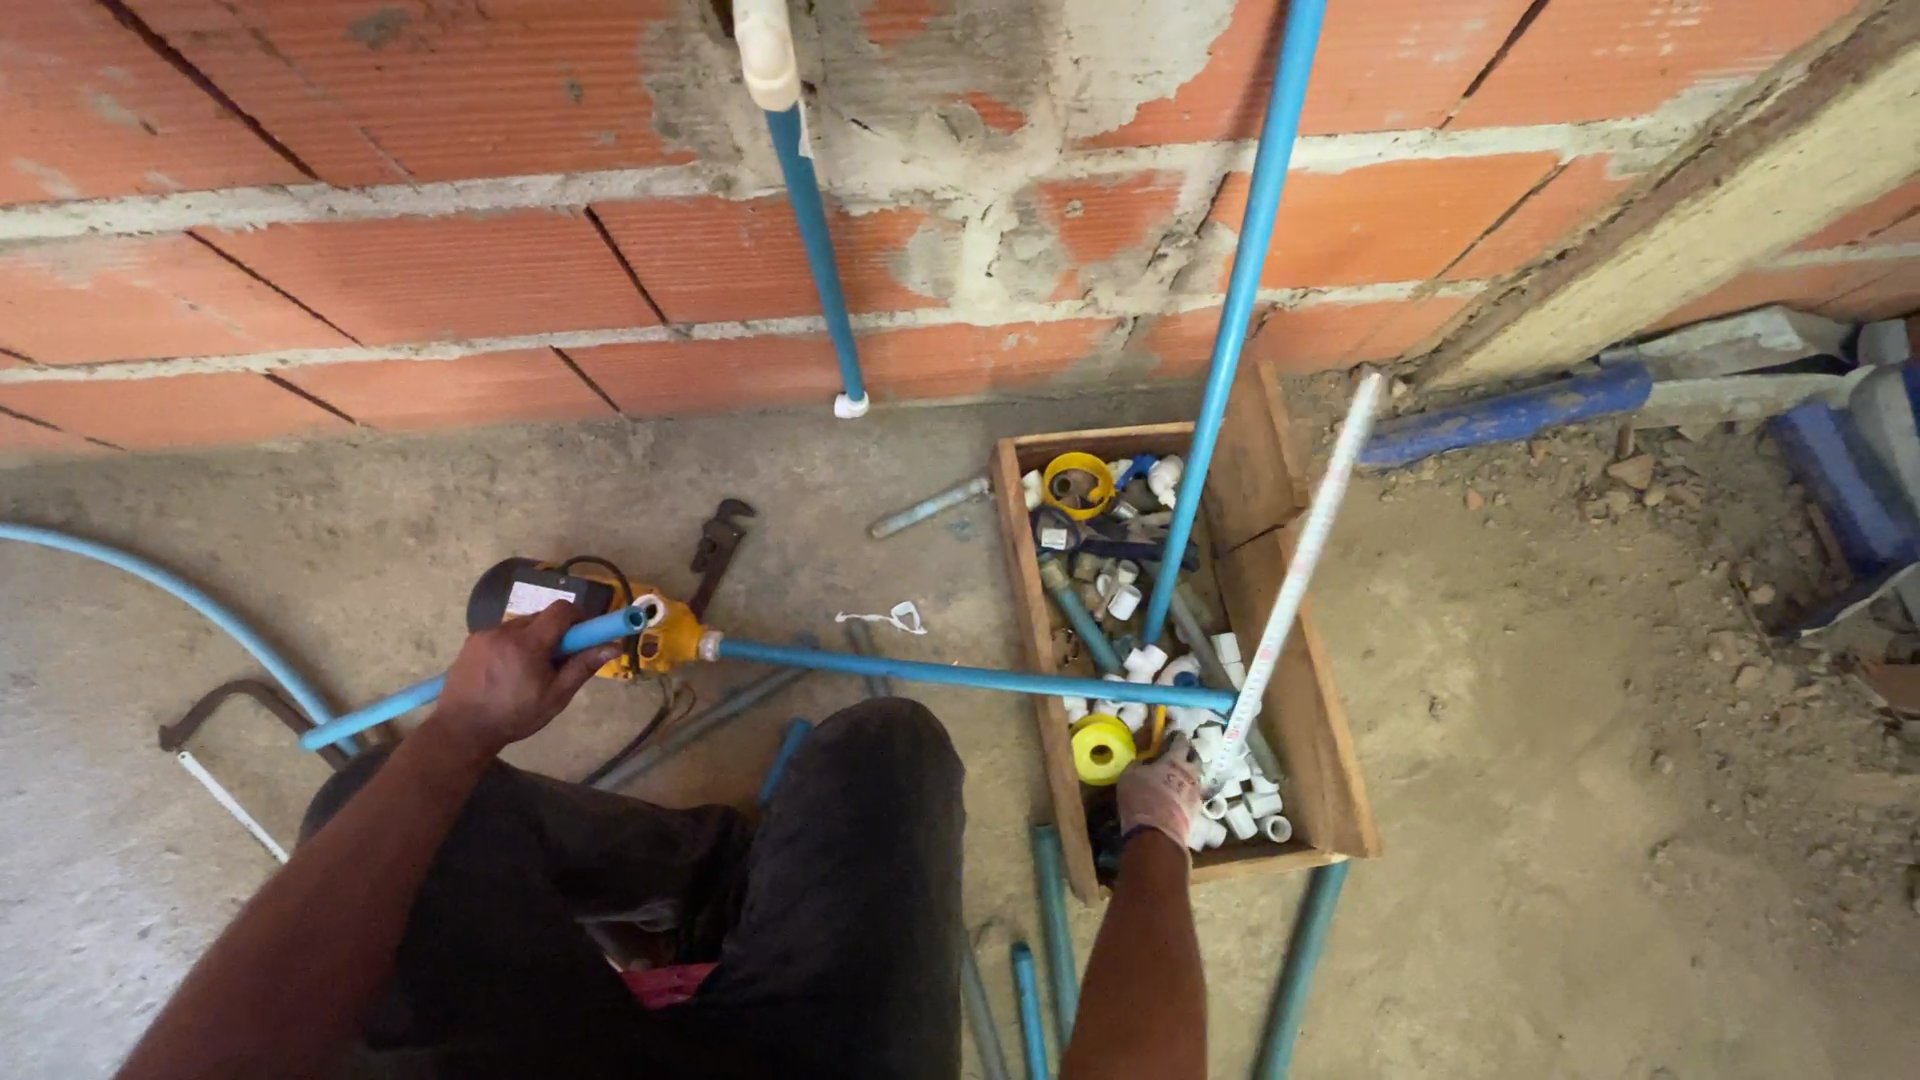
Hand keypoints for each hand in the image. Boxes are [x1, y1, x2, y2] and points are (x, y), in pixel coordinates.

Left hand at [428, 601, 621, 758]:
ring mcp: (484, 635)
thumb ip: (583, 667)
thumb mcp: (556, 696)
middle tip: (560, 659)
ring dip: (536, 637)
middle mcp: (504, 631)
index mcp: (527, 644)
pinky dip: (516, 642)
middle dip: (558, 631)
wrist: (460, 731)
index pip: (561, 610)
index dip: (579, 617)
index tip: (585, 636)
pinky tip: (511, 669)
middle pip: (543, 616)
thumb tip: (615, 646)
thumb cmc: (514, 716)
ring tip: (532, 668)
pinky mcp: (472, 642)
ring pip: (523, 623)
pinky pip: (504, 632)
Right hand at [1117, 733, 1202, 852]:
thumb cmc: (1141, 797)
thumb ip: (1140, 764)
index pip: (1181, 742)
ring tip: (1179, 777)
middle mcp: (1190, 773)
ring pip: (1197, 777)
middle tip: (1181, 754)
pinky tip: (1180, 796)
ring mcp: (1196, 792)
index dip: (1178, 737)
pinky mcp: (1197, 810)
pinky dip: (1188, 792)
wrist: (1157, 831)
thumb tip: (1144, 762)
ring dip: (1190, 774)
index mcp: (1174, 760)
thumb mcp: (1130, 775)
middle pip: (1196, 758)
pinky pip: (1194, 795)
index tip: (1175, 734)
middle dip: (1190, 754)